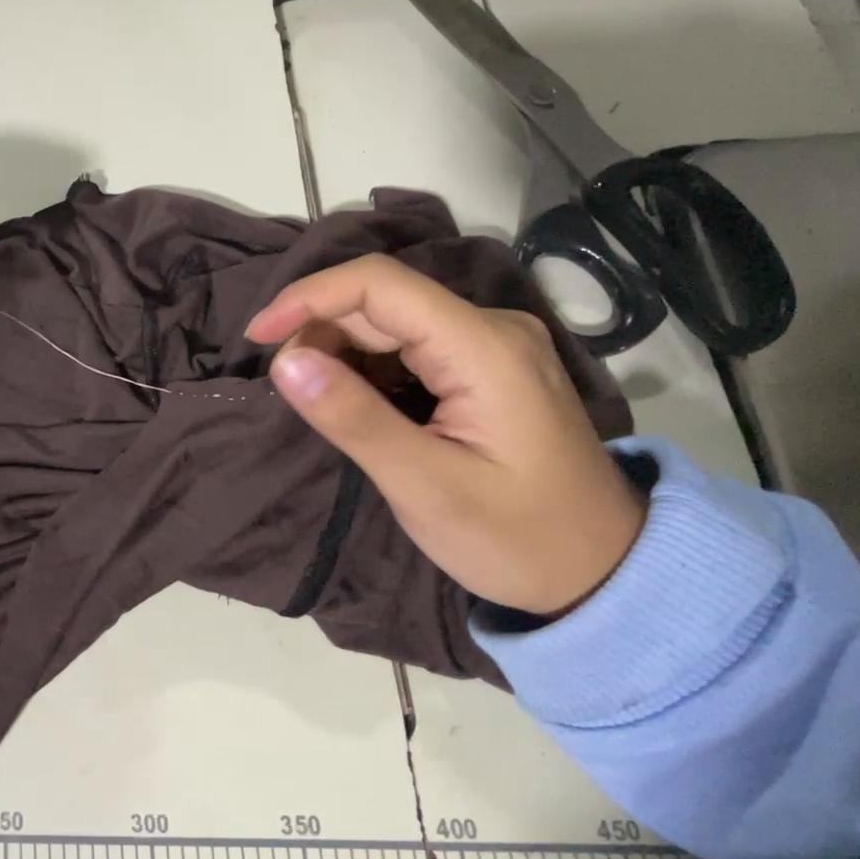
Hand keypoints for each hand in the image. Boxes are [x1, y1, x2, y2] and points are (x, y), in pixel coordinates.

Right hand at [245, 254, 644, 615]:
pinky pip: (406, 347)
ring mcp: (489, 345)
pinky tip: (354, 407)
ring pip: (388, 322)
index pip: (379, 284)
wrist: (603, 574)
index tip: (256, 338)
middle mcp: (489, 329)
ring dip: (338, 353)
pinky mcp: (482, 367)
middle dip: (318, 332)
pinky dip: (364, 369)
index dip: (308, 297)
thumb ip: (353, 419)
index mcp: (483, 348)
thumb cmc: (516, 538)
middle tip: (287, 391)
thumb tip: (283, 361)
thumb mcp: (425, 486)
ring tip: (320, 407)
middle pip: (380, 301)